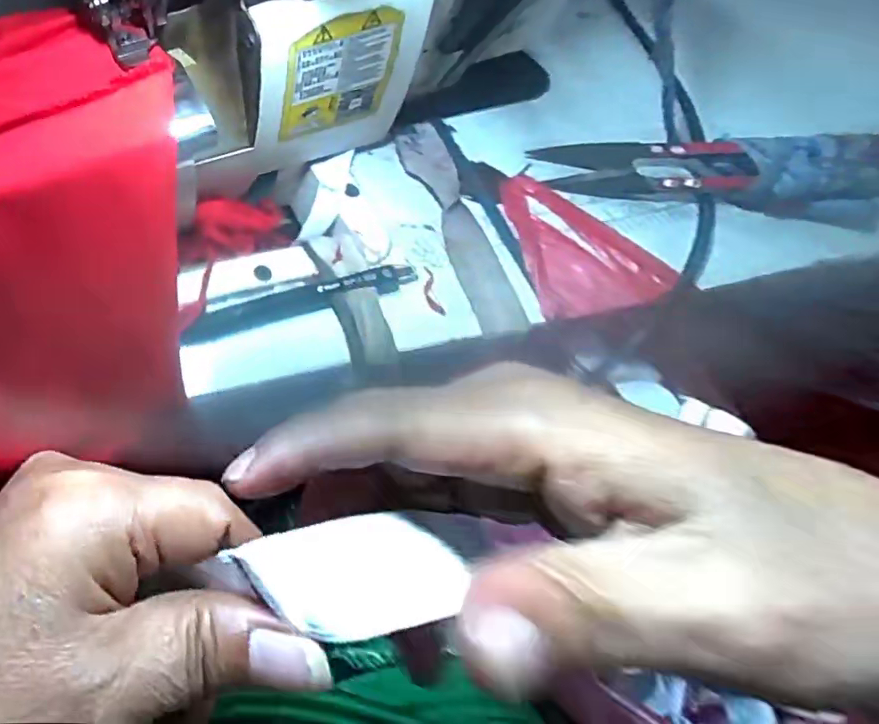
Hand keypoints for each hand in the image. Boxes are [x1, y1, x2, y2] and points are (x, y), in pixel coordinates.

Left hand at [0, 452, 332, 723]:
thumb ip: (209, 648)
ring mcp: (36, 496)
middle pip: (175, 521)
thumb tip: (310, 650)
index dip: (262, 571)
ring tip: (159, 677)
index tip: (296, 640)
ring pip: (142, 540)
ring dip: (168, 604)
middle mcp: (63, 474)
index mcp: (90, 494)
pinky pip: (99, 547)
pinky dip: (125, 596)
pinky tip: (115, 651)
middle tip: (213, 679)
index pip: (211, 508)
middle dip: (208, 595)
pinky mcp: (19, 524)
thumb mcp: (112, 681)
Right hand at [224, 362, 878, 709]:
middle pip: (371, 441)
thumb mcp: (716, 609)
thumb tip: (463, 648)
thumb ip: (575, 610)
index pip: (378, 421)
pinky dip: (405, 541)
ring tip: (362, 607)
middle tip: (293, 567)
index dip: (300, 445)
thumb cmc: (825, 580)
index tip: (239, 481)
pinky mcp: (515, 467)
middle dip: (321, 496)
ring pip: (392, 467)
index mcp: (521, 417)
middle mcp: (494, 409)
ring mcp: (504, 435)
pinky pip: (428, 494)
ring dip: (364, 529)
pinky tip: (420, 602)